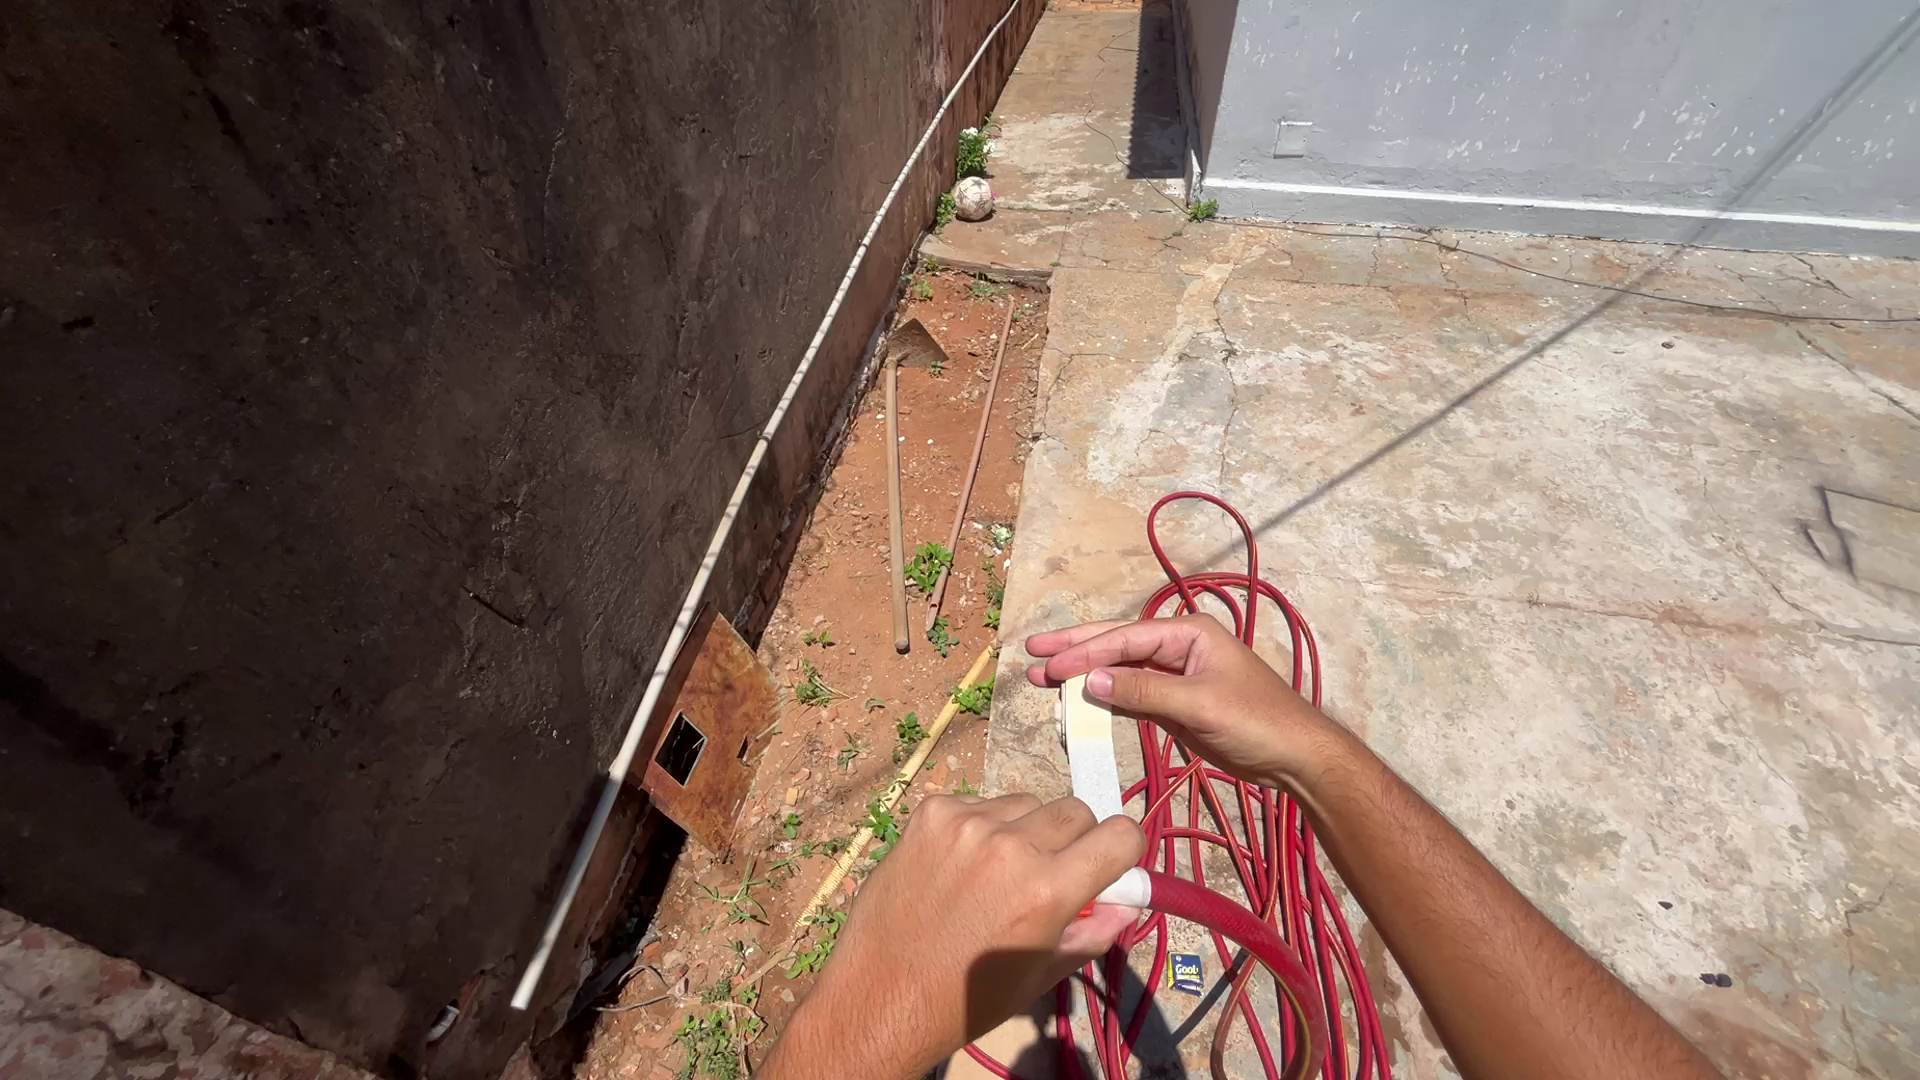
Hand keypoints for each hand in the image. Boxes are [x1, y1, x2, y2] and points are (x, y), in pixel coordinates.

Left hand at [768, 794, 1143, 1079]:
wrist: (880, 993)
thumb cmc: (968, 998)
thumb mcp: (1041, 974)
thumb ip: (1094, 931)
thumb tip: (1130, 900)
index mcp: (1047, 889)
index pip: (1120, 834)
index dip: (1123, 848)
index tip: (1112, 859)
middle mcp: (1011, 844)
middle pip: (1074, 809)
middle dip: (1074, 837)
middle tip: (1050, 868)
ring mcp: (967, 821)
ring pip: (1025, 802)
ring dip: (1024, 828)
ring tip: (996, 868)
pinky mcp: (932, 811)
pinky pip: (978, 803)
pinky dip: (979, 825)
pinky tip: (958, 862)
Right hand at [1025, 614, 1350, 791]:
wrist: (1294, 757)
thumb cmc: (1256, 720)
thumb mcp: (1199, 703)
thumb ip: (1144, 690)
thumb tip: (1091, 681)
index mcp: (1187, 632)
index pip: (1125, 638)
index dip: (1085, 651)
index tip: (1050, 665)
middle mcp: (1176, 646)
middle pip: (1115, 644)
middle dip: (1074, 649)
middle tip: (1031, 653)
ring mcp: (1172, 674)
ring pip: (1117, 669)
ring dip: (1083, 675)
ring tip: (1041, 677)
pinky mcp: (1170, 702)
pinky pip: (1128, 694)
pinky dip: (1102, 698)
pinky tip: (1077, 700)